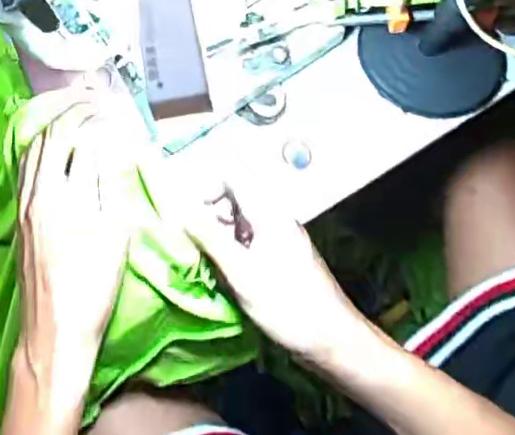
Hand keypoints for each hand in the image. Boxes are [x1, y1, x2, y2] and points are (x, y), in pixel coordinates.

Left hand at [15, 97, 130, 388]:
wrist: (53, 335)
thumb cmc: (91, 286)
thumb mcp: (113, 233)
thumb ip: (108, 184)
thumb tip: (109, 146)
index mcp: (59, 196)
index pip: (74, 138)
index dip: (95, 118)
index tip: (112, 108)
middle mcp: (35, 194)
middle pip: (48, 137)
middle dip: (72, 112)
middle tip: (95, 102)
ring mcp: (23, 206)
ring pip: (33, 150)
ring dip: (55, 127)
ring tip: (78, 115)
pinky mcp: (20, 218)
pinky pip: (26, 167)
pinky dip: (43, 147)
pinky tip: (56, 148)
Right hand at [152, 156, 364, 363]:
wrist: (333, 339)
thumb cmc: (287, 304)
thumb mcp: (241, 273)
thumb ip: (210, 238)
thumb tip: (182, 211)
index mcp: (267, 211)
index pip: (232, 176)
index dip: (207, 188)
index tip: (191, 215)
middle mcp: (275, 216)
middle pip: (236, 198)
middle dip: (212, 216)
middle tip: (201, 245)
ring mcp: (281, 235)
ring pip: (243, 221)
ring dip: (223, 236)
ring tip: (216, 264)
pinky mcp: (283, 255)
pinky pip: (253, 239)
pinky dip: (237, 250)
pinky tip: (233, 275)